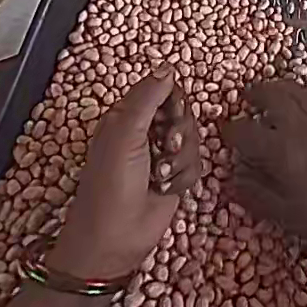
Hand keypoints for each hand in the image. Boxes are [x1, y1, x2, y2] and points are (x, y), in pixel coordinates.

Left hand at [48, 67, 201, 280]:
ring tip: (161, 172)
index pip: (161, 89)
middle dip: (179, 130)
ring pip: (192, 138)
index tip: (172, 112)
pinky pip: (196, 163)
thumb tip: (167, 67)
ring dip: (181, 156)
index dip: (172, 98)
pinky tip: (166, 187)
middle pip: (182, 112)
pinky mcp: (175, 177)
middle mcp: (145, 131)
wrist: (114, 239)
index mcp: (128, 115)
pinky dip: (184, 175)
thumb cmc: (110, 184)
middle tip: (164, 145)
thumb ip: (147, 97)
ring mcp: (161, 155)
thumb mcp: (125, 133)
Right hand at [223, 80, 306, 254]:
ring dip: (279, 87)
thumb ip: (254, 195)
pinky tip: (304, 98)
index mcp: (281, 150)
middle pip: (271, 95)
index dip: (230, 131)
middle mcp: (300, 126)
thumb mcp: (284, 215)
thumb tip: (230, 180)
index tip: (224, 134)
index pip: (245, 132)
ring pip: (296, 89)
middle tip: (245, 101)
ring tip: (270, 94)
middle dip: (253, 95)